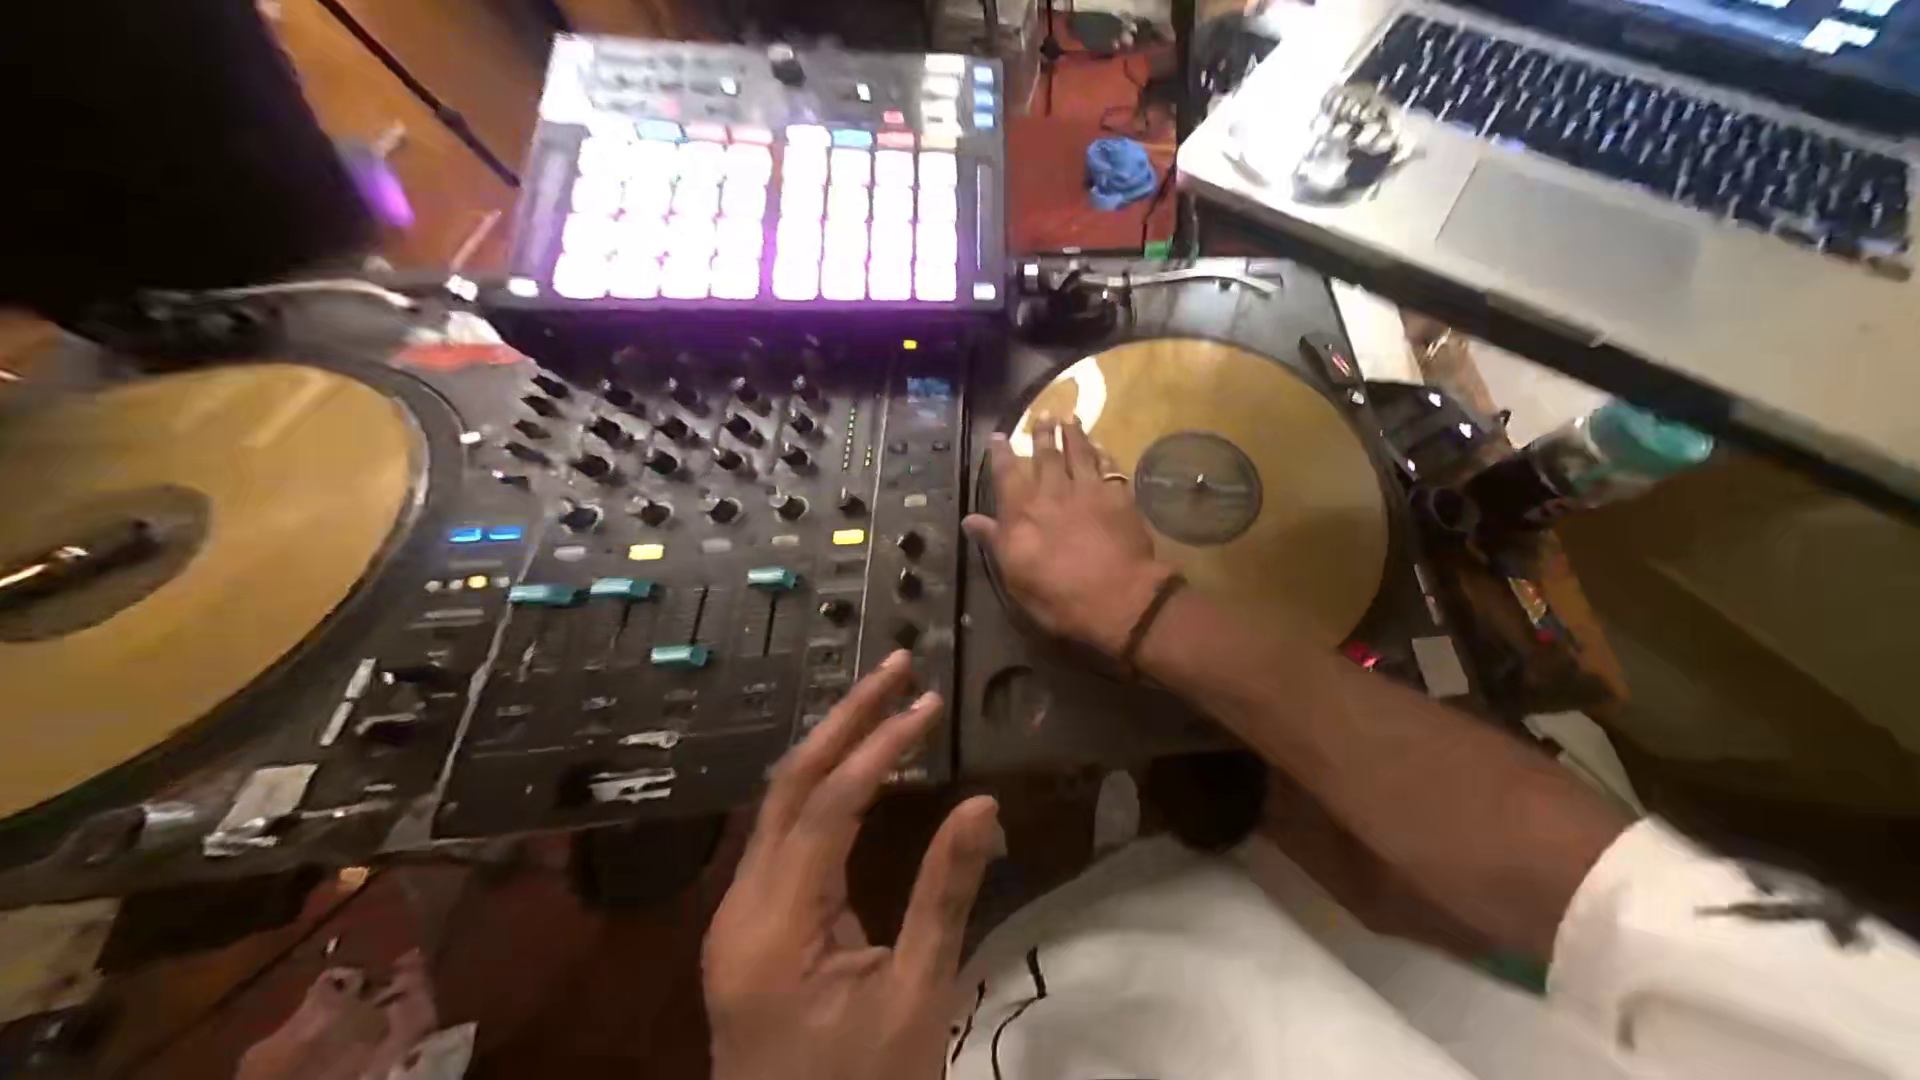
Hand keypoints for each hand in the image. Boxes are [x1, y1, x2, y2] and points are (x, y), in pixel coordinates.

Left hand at [703, 651, 1001, 1079]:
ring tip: (881, 695)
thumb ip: (945, 894)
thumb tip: (982, 803)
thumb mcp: (915, 999)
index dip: (879, 749)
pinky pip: (786, 829)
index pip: (827, 807)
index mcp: (774, 930)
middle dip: (844, 718)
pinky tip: (857, 759)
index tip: (926, 705)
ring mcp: (738, 911)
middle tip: (894, 666)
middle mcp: (741, 906)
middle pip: (789, 784)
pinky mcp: (751, 919)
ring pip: (781, 800)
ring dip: (832, 742)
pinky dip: (825, 783)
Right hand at [963, 415, 1175, 655]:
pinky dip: (1104, 454)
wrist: (1118, 597)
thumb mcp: (1015, 576)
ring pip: (1079, 454)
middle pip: (1046, 457)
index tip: (999, 436)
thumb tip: (970, 520)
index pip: (1007, 476)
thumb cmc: (1059, 596)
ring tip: (1070, 418)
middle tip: (1042, 415)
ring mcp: (1088, 492)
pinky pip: (1109, 468)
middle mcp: (1053, 494)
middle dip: (1042, 434)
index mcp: (1023, 513)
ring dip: (1073, 435)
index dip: (1002, 455)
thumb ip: (995, 542)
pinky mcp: (1119, 498)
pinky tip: (1101, 447)